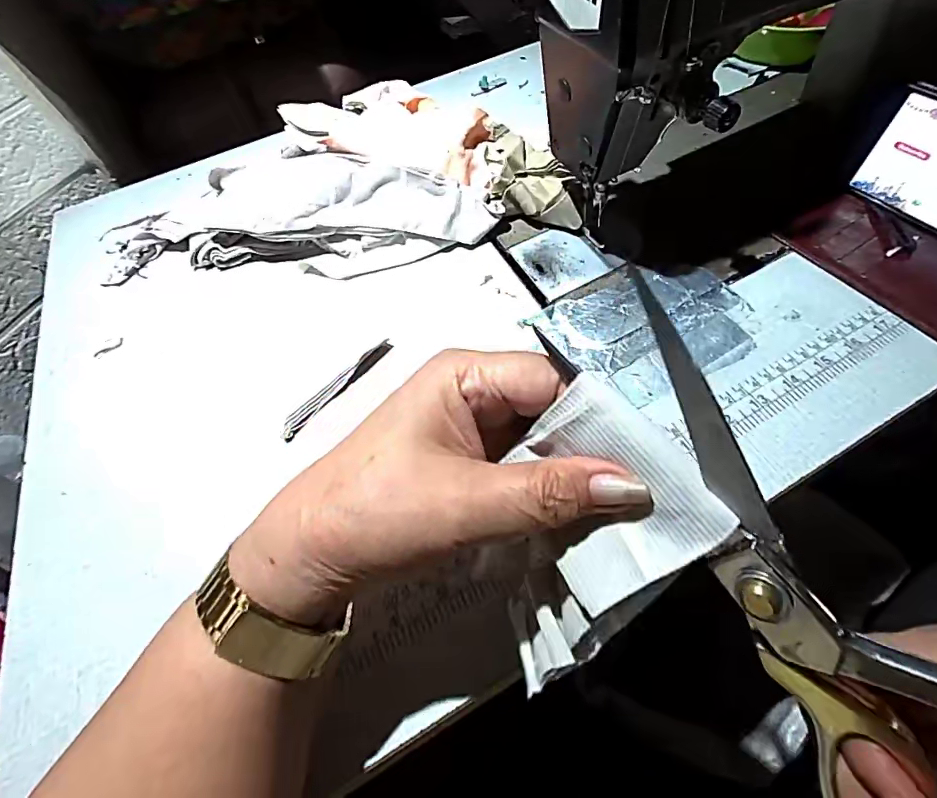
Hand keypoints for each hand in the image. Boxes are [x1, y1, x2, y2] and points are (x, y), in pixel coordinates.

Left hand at [227, 350, 650, 625]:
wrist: (305, 564)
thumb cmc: (374, 515)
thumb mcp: (467, 504)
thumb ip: (549, 494)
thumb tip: (630, 485)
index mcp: (466, 373)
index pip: (550, 380)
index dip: (591, 417)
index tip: (631, 460)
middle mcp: (475, 388)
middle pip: (552, 407)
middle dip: (585, 447)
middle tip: (630, 487)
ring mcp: (475, 425)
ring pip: (544, 438)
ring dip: (571, 471)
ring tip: (612, 502)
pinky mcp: (475, 459)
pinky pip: (529, 463)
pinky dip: (551, 488)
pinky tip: (576, 510)